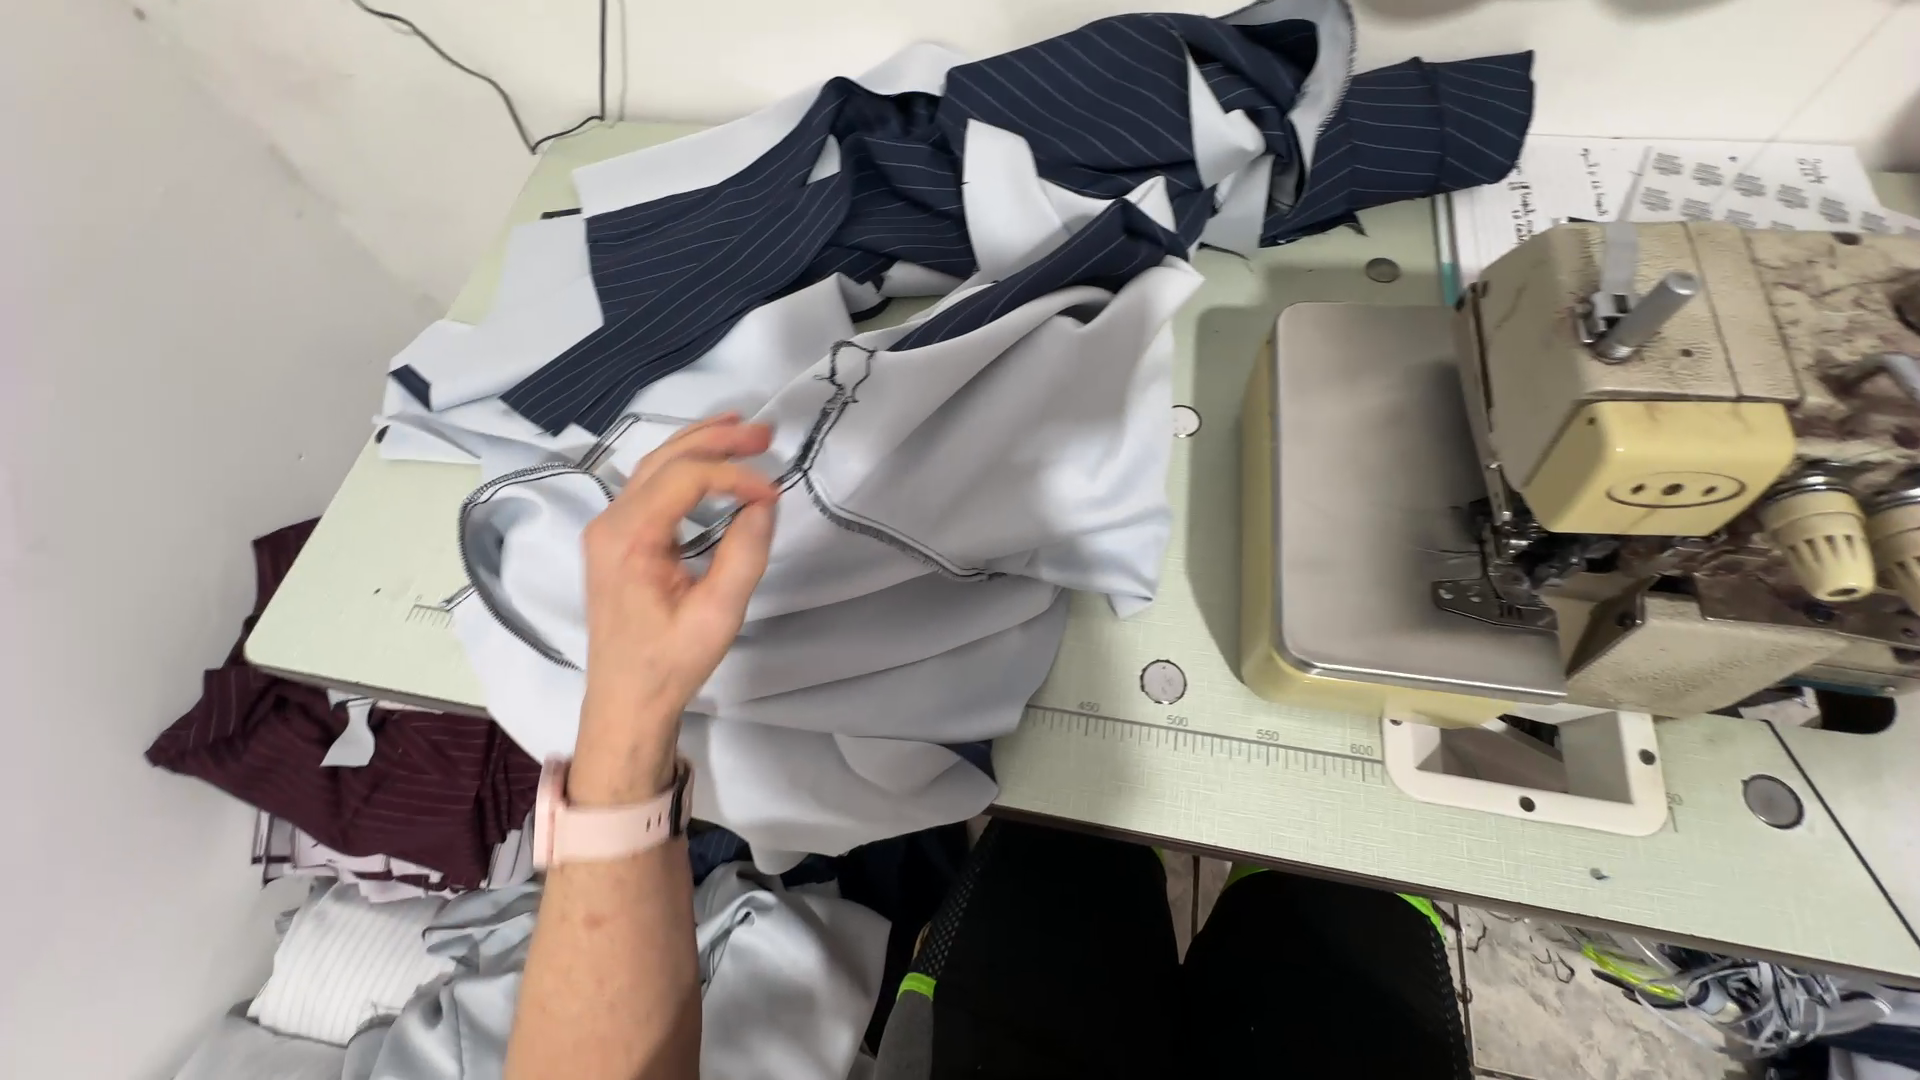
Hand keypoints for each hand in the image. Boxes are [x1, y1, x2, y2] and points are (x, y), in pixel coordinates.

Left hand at [572, 414, 777, 801]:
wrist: (625, 699)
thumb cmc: (670, 662)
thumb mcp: (719, 614)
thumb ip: (745, 554)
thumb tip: (764, 503)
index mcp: (628, 539)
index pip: (685, 479)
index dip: (735, 476)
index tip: (774, 495)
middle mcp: (610, 522)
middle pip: (665, 459)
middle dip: (717, 441)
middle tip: (766, 434)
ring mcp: (608, 528)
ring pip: (655, 466)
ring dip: (700, 445)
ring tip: (742, 431)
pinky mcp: (617, 538)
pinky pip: (650, 485)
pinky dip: (684, 466)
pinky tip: (709, 461)